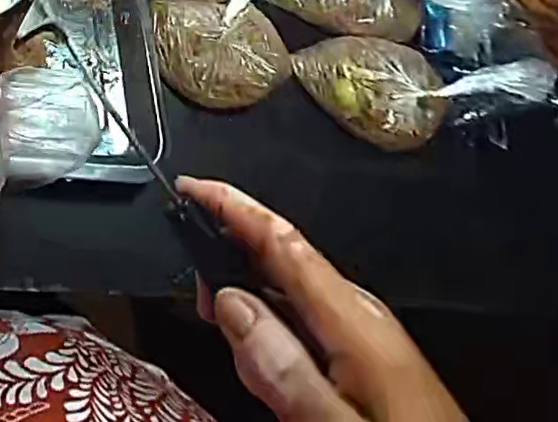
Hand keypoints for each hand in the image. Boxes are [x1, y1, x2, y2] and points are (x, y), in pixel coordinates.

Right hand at [179, 177, 464, 421]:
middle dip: (229, 262)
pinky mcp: (367, 358)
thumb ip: (283, 370)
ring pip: (288, 293)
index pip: (280, 239)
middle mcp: (360, 315)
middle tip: (199, 302)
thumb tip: (230, 301)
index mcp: (354, 321)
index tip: (189, 187)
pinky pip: (303, 321)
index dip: (230, 204)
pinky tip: (269, 370)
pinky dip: (272, 328)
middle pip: (279, 259)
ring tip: (238, 353)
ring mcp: (367, 335)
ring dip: (248, 304)